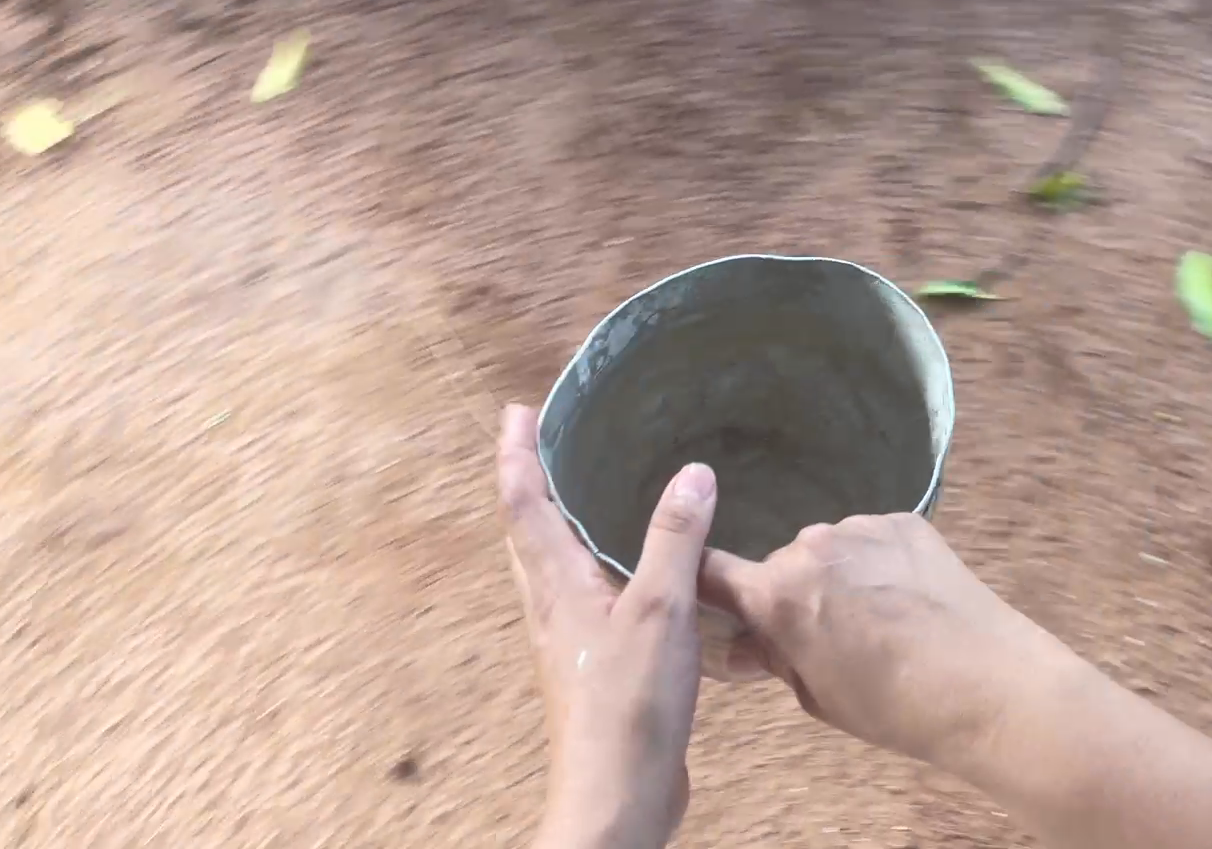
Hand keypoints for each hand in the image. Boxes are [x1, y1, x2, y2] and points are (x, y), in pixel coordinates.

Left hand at [498, 403, 716, 848]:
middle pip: (525, 530)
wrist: (617, 799)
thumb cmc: (629, 702)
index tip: (517, 411)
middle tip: (540, 438)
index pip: (525, 506)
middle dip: (526, 480)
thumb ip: (673, 540)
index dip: (518, 456)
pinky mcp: (594, 657)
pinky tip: (623, 561)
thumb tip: (693, 471)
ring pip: (548, 560)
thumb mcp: (660, 610)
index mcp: (558, 586)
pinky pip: (581, 586)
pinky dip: (587, 553)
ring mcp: (571, 634)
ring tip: (577, 486)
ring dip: (551, 515)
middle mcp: (554, 605)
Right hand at [700, 513, 1080, 775]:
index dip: (708, 585)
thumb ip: (773, 657)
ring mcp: (861, 525)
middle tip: (829, 629)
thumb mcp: (817, 695)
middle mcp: (811, 544)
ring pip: (829, 549)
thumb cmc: (891, 703)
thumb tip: (744, 644)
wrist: (984, 678)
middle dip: (793, 592)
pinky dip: (877, 559)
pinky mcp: (904, 519)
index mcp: (778, 593)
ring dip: (838, 572)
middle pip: (783, 564)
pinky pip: (871, 537)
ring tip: (879, 611)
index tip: (716, 598)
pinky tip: (907, 591)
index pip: (712, 571)